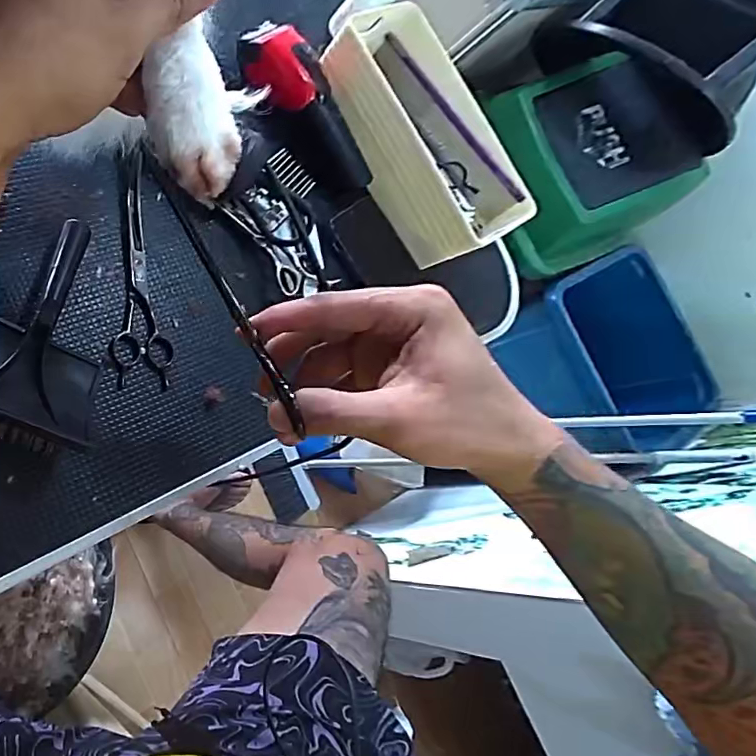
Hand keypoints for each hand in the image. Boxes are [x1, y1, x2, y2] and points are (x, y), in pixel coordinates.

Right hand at [250, 286, 568, 481]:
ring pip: (333, 353)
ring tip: (281, 415)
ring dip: (305, 382)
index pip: (337, 306)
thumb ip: (332, 412)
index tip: (248, 332)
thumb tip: (277, 413)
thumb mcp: (395, 417)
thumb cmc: (466, 424)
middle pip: (330, 327)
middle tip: (258, 384)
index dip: (288, 318)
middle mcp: (400, 316)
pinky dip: (324, 394)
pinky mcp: (390, 367)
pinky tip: (304, 417)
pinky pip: (345, 374)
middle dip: (293, 356)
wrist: (508, 448)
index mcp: (412, 309)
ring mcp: (394, 342)